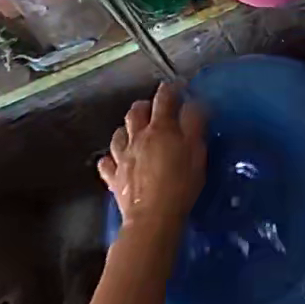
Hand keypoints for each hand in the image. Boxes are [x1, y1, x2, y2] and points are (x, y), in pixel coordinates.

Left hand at [99, 82, 206, 235]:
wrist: (152, 217)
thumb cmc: (180, 183)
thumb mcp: (197, 151)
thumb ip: (194, 124)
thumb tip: (193, 103)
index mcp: (160, 128)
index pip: (164, 98)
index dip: (171, 89)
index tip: (179, 86)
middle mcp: (137, 137)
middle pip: (136, 111)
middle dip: (146, 105)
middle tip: (156, 109)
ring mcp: (122, 157)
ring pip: (119, 133)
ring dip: (127, 129)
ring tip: (136, 133)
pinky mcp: (113, 177)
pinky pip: (107, 162)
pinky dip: (111, 158)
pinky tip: (117, 160)